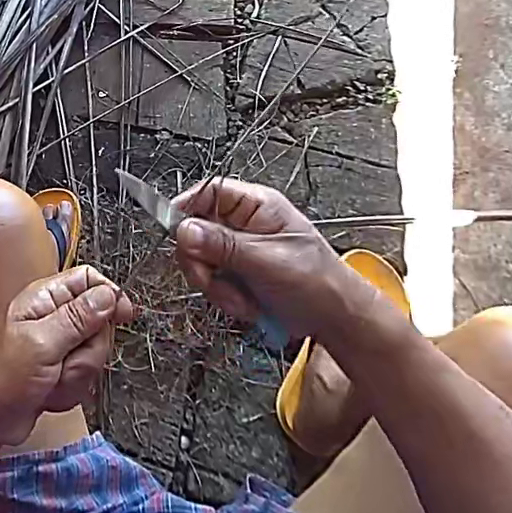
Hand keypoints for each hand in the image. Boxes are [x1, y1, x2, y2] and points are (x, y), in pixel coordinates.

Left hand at [0, 265, 137, 449]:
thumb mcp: (41, 343)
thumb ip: (78, 318)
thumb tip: (110, 294)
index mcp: (46, 297)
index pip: (89, 280)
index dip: (110, 295)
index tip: (123, 316)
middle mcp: (54, 317)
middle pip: (100, 322)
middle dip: (88, 350)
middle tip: (62, 361)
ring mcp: (58, 346)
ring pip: (94, 354)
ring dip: (76, 374)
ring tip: (50, 380)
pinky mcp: (60, 371)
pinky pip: (84, 377)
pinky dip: (70, 390)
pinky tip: (48, 394)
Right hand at [172, 178, 395, 341]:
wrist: (337, 320)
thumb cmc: (318, 283)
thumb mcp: (268, 261)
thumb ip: (224, 246)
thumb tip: (184, 229)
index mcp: (256, 205)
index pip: (207, 192)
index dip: (186, 208)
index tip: (175, 233)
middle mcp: (242, 222)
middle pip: (195, 229)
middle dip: (202, 263)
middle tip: (215, 281)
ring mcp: (237, 247)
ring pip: (198, 258)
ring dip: (215, 286)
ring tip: (242, 300)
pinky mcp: (234, 271)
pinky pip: (210, 279)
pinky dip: (222, 296)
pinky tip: (245, 305)